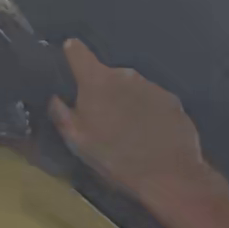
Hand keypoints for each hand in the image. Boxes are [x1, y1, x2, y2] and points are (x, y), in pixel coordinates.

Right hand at [47, 40, 226, 204]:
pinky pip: (152, 100)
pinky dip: (148, 112)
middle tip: (103, 118)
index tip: (70, 61)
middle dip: (103, 90)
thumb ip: (61, 113)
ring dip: (126, 101)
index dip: (71, 52)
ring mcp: (152, 85)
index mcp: (97, 80)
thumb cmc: (115, 158)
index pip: (77, 50)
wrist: (169, 177)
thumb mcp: (77, 141)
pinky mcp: (172, 100)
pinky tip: (150, 135)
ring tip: (129, 131)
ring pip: (130, 88)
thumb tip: (56, 97)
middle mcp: (125, 74)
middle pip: (106, 74)